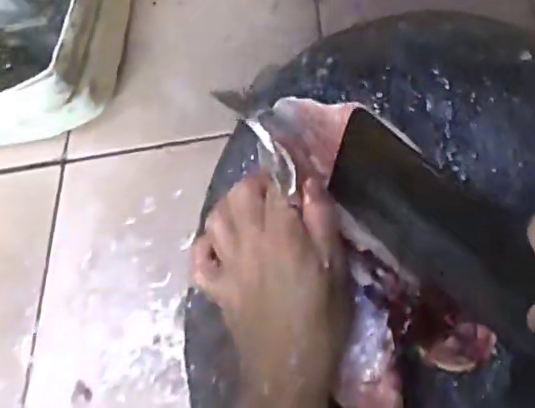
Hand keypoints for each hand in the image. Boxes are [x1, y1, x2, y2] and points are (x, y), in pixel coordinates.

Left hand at [193, 175, 349, 407]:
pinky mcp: (217, 291)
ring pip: (215, 218)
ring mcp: (228, 267)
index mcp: (280, 232)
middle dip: (255, 182)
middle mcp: (248, 242)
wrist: (290, 374)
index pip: (275, 182)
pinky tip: (221, 242)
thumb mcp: (336, 265)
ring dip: (230, 205)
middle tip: (274, 189)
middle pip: (238, 193)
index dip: (284, 165)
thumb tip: (309, 180)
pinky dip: (205, 244)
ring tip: (249, 209)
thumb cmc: (321, 317)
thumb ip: (322, 218)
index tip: (295, 161)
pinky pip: (199, 260)